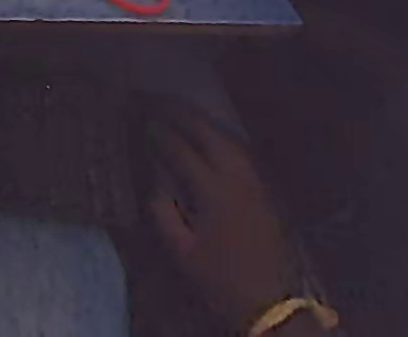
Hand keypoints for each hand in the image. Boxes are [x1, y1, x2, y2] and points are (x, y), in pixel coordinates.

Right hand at [146, 104, 301, 332]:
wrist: (275, 310)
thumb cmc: (220, 280)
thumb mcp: (179, 249)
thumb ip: (159, 205)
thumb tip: (150, 171)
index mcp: (212, 189)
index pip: (176, 145)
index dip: (152, 128)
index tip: (132, 116)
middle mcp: (236, 175)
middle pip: (202, 128)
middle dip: (173, 109)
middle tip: (147, 97)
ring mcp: (255, 178)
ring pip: (223, 132)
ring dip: (195, 116)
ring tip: (171, 105)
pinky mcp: (265, 185)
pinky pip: (237, 145)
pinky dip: (215, 130)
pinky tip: (203, 128)